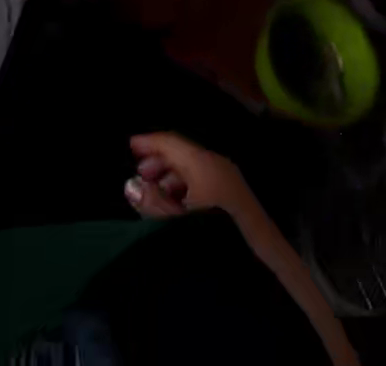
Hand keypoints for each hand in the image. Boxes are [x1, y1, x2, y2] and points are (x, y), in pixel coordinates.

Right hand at [123, 132, 258, 219]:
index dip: (149, 142)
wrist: (255, 242)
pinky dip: (182, 183)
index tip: (130, 144)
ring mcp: (223, 174)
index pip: (170, 143)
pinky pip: (199, 177)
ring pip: (190, 166)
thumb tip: (132, 188)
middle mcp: (212, 161)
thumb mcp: (178, 218)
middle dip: (157, 161)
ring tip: (153, 189)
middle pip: (180, 153)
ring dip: (169, 174)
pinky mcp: (228, 189)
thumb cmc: (213, 227)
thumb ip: (153, 203)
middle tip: (139, 174)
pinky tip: (173, 200)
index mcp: (200, 162)